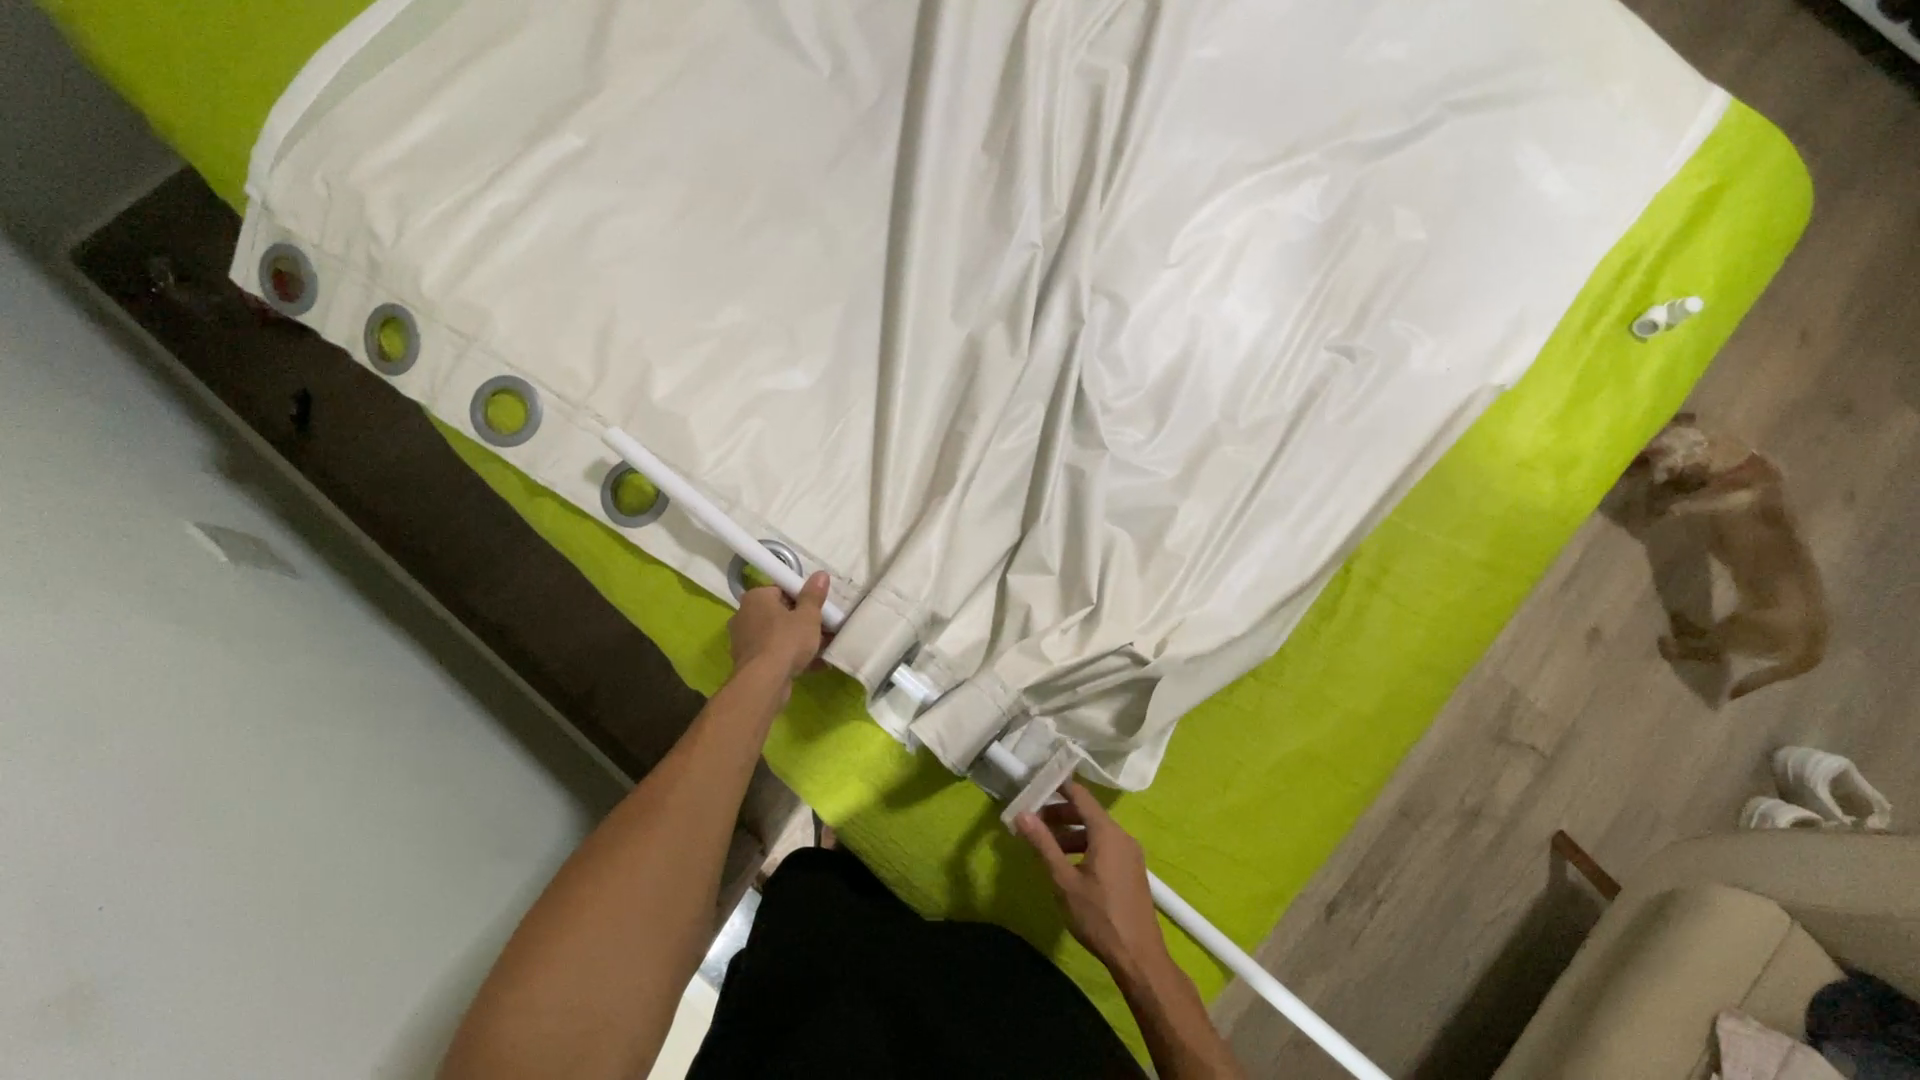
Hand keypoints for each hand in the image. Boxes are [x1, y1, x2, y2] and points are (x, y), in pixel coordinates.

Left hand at [729, 571, 829, 678]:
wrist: (764, 681)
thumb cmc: (786, 640)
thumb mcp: (808, 616)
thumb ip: (814, 596)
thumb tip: (821, 574)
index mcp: (756, 598)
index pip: (781, 590)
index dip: (802, 599)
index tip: (817, 609)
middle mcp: (744, 616)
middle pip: (779, 614)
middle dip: (802, 622)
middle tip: (824, 629)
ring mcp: (744, 640)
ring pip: (778, 636)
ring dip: (799, 641)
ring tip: (823, 648)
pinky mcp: (748, 662)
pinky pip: (774, 653)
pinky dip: (791, 657)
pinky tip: (814, 665)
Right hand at [1015, 782, 1166, 977]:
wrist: (1138, 956)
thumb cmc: (1098, 916)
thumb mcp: (1064, 881)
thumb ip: (1043, 845)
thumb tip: (1022, 814)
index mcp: (1107, 833)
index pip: (1080, 796)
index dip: (1057, 787)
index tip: (1034, 784)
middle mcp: (1122, 836)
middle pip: (1088, 813)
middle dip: (1059, 814)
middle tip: (1032, 822)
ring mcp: (1130, 854)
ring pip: (1096, 832)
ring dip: (1070, 833)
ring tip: (1046, 846)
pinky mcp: (1131, 870)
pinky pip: (1105, 846)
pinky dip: (1084, 846)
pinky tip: (1068, 865)